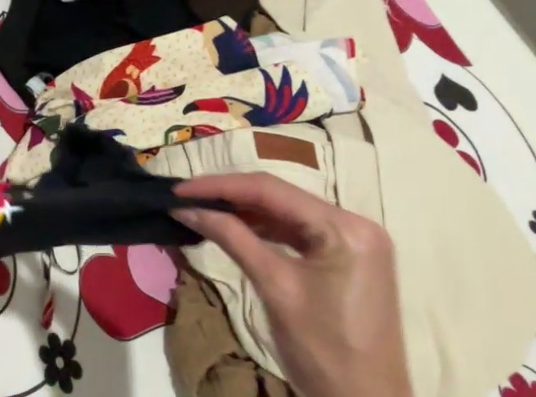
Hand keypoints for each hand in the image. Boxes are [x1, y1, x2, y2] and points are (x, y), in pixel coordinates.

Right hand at [174, 174, 409, 396]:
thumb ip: (231, 237)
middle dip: (230, 195)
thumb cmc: (323, 350)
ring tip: (202, 208)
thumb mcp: (274, 286)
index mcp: (345, 227)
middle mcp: (356, 222)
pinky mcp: (348, 257)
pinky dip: (265, 229)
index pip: (271, 190)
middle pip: (280, 196)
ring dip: (245, 210)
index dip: (220, 185)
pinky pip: (298, 231)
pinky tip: (233, 227)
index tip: (179, 189)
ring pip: (287, 211)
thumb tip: (185, 208)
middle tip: (185, 196)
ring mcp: (355, 240)